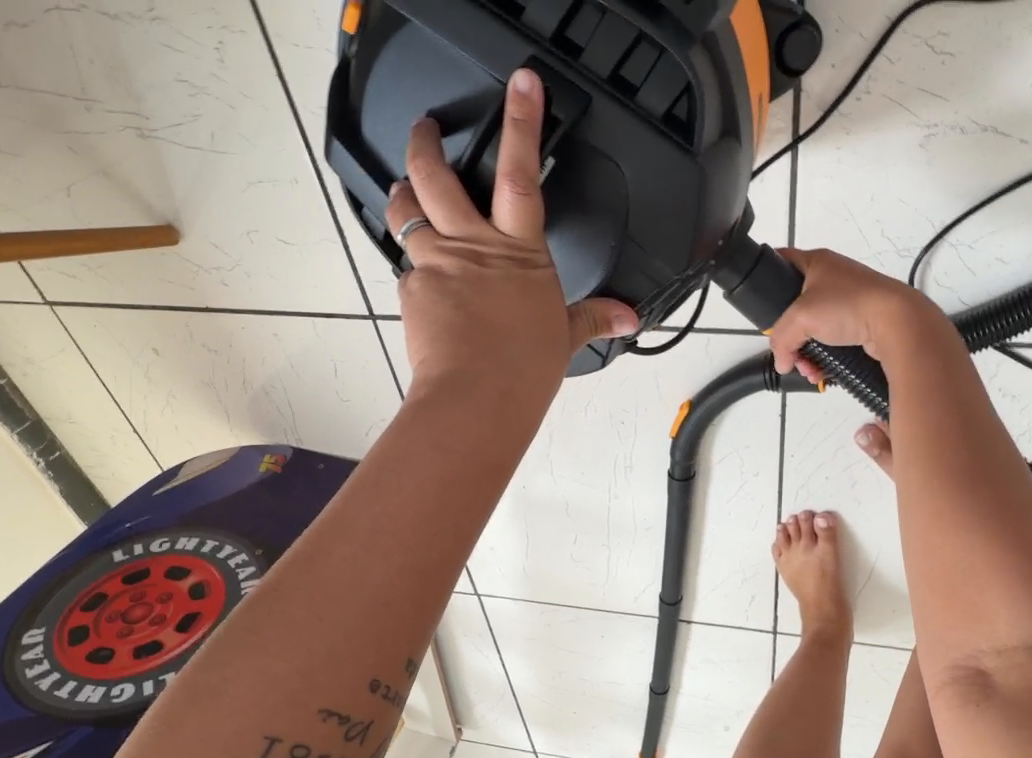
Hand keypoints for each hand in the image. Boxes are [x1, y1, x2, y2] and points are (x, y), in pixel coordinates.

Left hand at [386, 69, 637, 396]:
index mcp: (518, 252)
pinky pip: (408, 271)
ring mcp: (436, 266)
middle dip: (425, 143)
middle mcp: (471, 247)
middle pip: (435, 177)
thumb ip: (593, 318)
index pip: (520, 173)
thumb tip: (629, 317)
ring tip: (404, 194)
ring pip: (406, 214)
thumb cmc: (524, 368)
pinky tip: (425, 290)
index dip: (522, 123)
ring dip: (402, 197)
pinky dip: (414, 272)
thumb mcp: (565, 338)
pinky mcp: (412, 293)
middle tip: (426, 129)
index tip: (522, 84)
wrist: (476, 399)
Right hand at [767, 248, 958, 381]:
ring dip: (807, 353)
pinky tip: (823, 373)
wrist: (896, 322)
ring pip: (814, 329)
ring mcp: (848, 300)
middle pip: (796, 307)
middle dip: (789, 335)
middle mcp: (832, 278)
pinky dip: (825, 358)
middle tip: (788, 352)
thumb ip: (781, 340)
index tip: (758, 302)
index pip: (781, 260)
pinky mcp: (861, 322)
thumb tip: (781, 363)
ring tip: (809, 370)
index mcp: (816, 262)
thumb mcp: (801, 318)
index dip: (766, 276)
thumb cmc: (846, 305)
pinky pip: (833, 342)